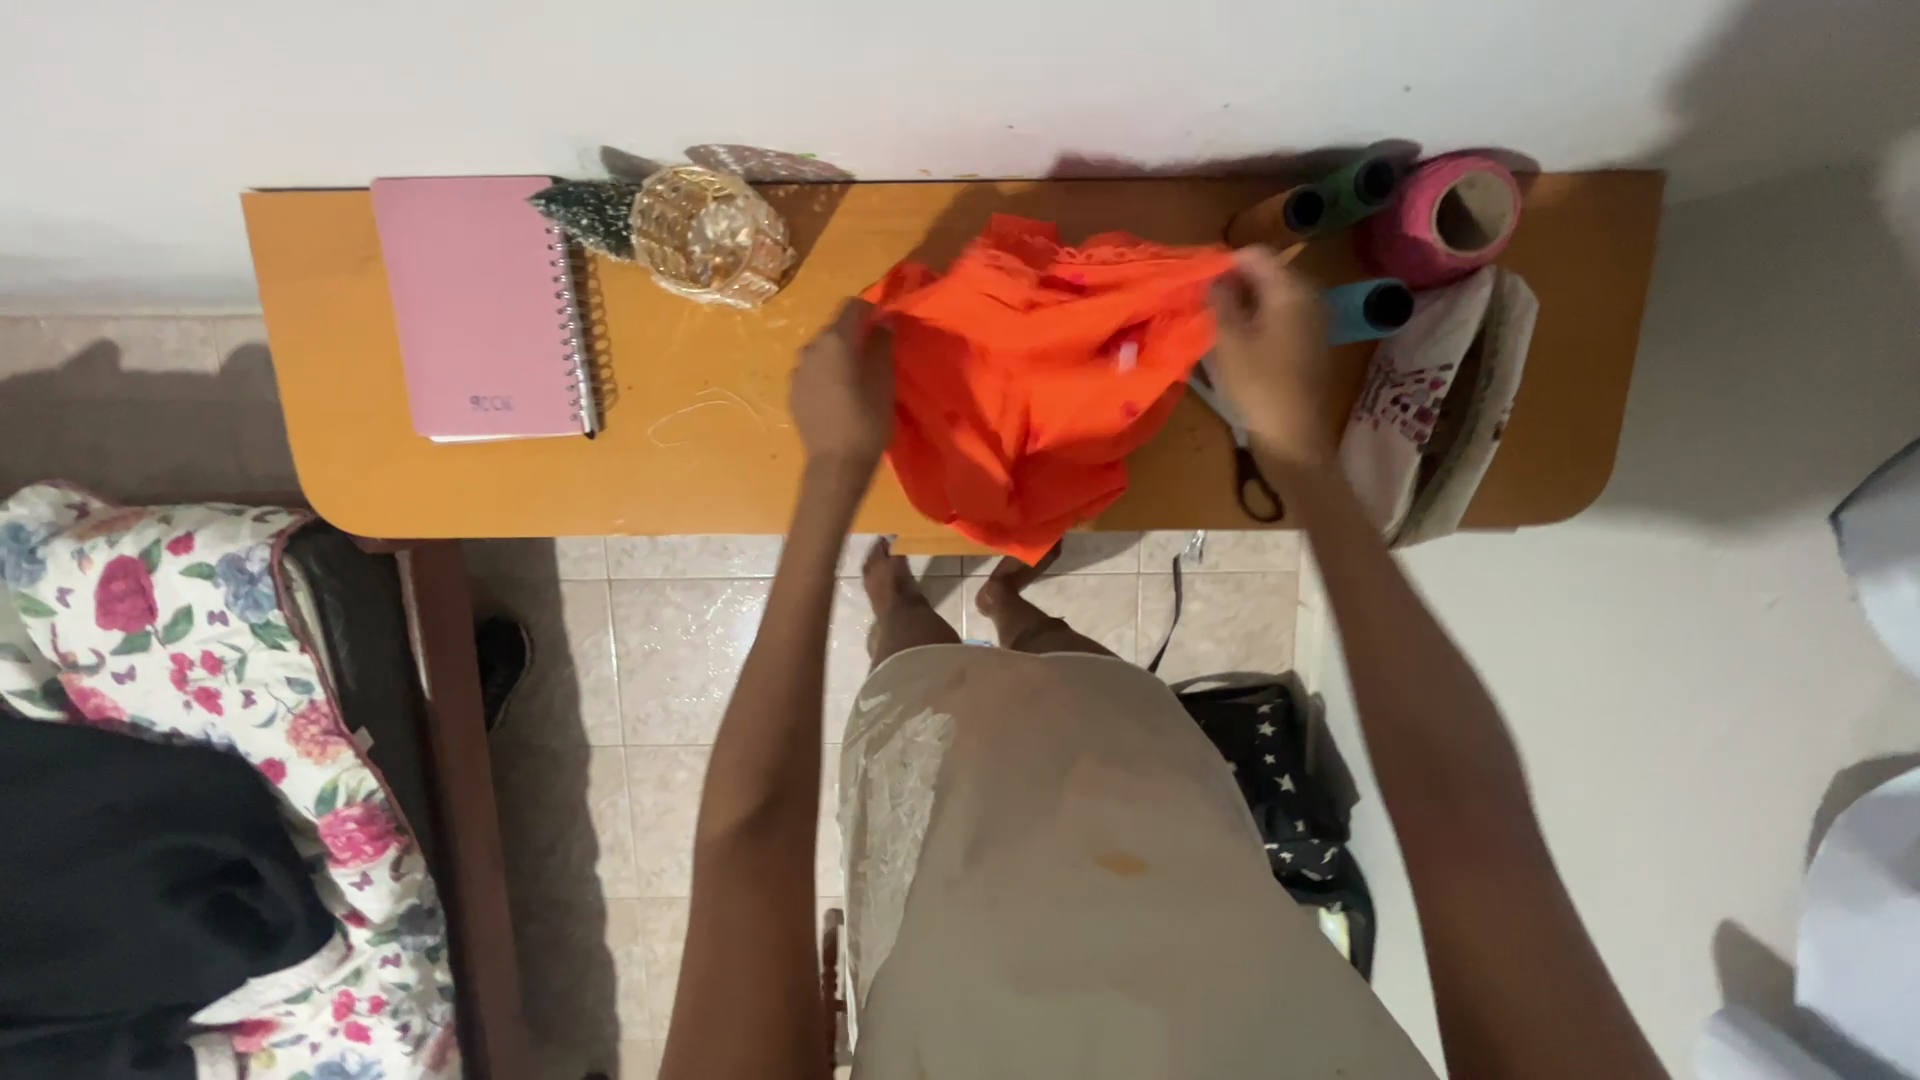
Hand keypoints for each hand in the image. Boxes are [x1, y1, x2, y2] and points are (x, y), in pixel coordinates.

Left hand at [789, 298, 895, 474]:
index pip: (851, 306)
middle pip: (834, 328)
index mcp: (835, 341)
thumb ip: (882, 346)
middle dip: (854, 335)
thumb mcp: (883, 382)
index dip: (870, 311)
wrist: (835, 463)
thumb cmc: (867, 421)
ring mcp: (797, 370)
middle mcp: (810, 348)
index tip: (884, 328)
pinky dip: (825, 373)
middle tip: (873, 357)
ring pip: (821, 350)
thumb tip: (883, 323)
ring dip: (838, 355)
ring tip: (855, 379)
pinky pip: (812, 370)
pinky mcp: (792, 391)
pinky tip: (838, 396)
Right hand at [1208, 247, 1336, 469]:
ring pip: (1272, 297)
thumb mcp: (1229, 340)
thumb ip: (1220, 301)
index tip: (1198, 282)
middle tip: (1203, 304)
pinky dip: (1258, 321)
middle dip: (1234, 283)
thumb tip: (1213, 277)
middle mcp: (1309, 297)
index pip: (1256, 255)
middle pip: (1267, 274)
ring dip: (1244, 304)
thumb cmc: (1258, 385)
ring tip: (1215, 324)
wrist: (1293, 434)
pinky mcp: (1310, 342)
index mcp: (1291, 290)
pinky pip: (1281, 317)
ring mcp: (1313, 320)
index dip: (1224, 262)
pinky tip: (1238, 342)